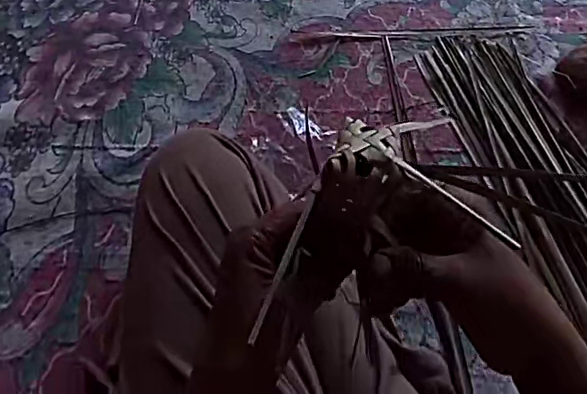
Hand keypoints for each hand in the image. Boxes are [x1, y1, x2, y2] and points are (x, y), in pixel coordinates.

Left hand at [189, 196, 349, 393]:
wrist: (227, 382)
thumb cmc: (254, 339)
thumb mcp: (293, 304)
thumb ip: (322, 271)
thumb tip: (354, 245)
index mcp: (251, 237)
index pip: (297, 211)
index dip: (328, 213)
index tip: (358, 218)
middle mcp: (249, 239)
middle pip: (296, 224)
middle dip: (328, 232)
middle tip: (359, 239)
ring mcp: (253, 259)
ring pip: (295, 242)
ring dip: (322, 250)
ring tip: (352, 256)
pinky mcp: (260, 278)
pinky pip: (290, 260)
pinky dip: (310, 266)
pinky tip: (333, 276)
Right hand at [359, 182, 586, 391]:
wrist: (536, 349)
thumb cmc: (507, 300)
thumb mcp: (460, 280)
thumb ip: (416, 267)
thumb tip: (373, 263)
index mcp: (456, 207)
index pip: (409, 190)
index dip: (380, 200)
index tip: (352, 217)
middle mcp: (444, 220)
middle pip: (398, 218)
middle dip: (376, 240)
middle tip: (355, 263)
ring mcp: (438, 248)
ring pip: (397, 246)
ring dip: (380, 266)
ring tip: (368, 290)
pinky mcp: (435, 274)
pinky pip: (404, 270)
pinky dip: (391, 284)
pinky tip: (379, 303)